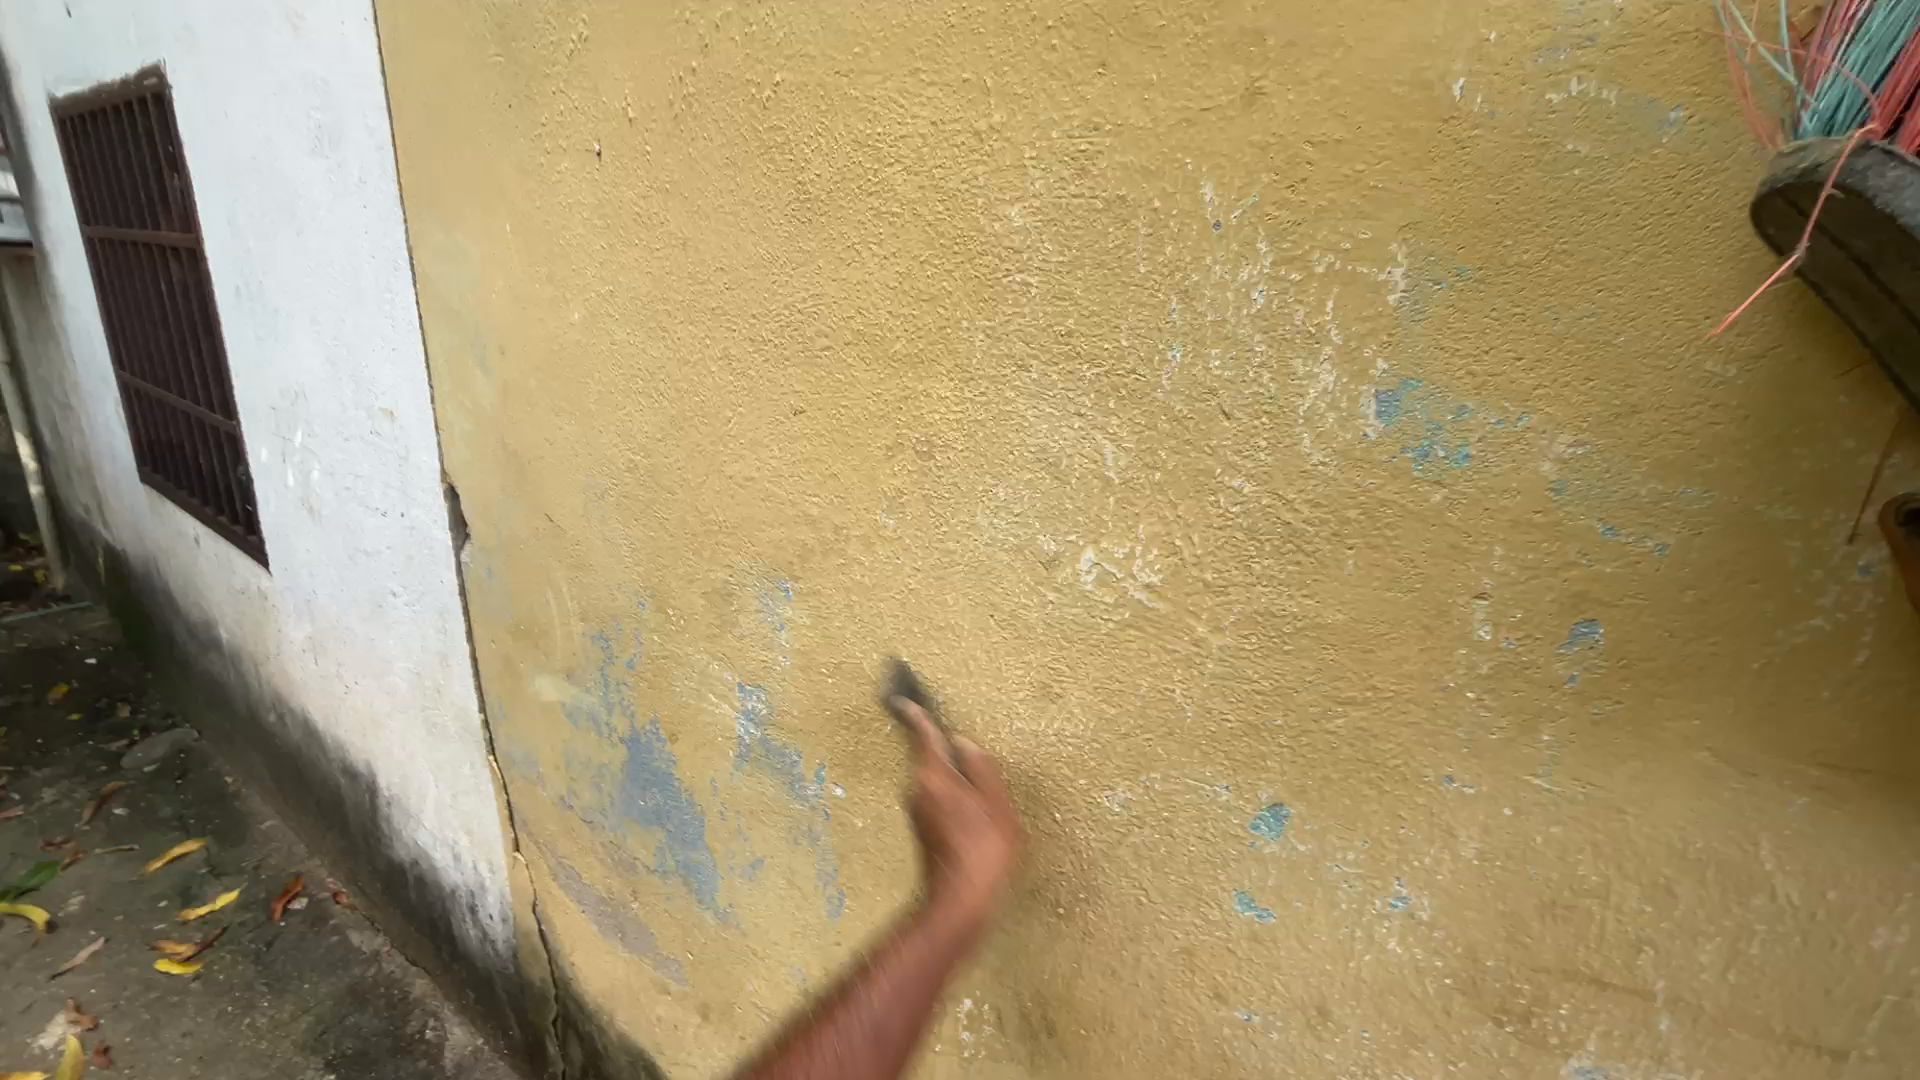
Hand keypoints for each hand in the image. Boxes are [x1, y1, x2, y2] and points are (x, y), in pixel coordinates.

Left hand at [890, 696, 1022, 927]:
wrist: (960, 903)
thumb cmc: (984, 848)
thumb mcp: (995, 802)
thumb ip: (980, 767)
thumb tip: (963, 743)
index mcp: (933, 774)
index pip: (923, 733)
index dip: (913, 711)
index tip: (899, 693)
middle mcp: (917, 787)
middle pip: (930, 756)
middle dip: (944, 747)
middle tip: (964, 744)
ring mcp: (918, 810)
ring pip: (936, 778)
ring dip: (953, 775)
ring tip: (982, 789)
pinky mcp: (923, 828)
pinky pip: (939, 796)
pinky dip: (954, 793)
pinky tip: (976, 811)